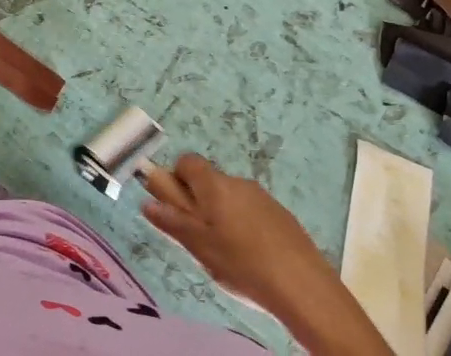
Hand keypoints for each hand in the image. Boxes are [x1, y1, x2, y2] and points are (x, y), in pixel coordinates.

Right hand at [138, 153, 332, 309]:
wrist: (304, 287)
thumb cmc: (242, 263)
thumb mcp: (199, 247)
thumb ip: (172, 222)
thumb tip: (146, 203)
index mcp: (214, 185)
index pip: (186, 161)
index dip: (176, 179)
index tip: (177, 208)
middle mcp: (238, 182)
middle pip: (208, 182)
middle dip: (199, 204)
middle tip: (200, 239)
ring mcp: (264, 198)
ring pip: (231, 199)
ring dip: (222, 217)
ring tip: (228, 255)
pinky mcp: (283, 216)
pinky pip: (252, 212)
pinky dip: (246, 227)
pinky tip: (253, 258)